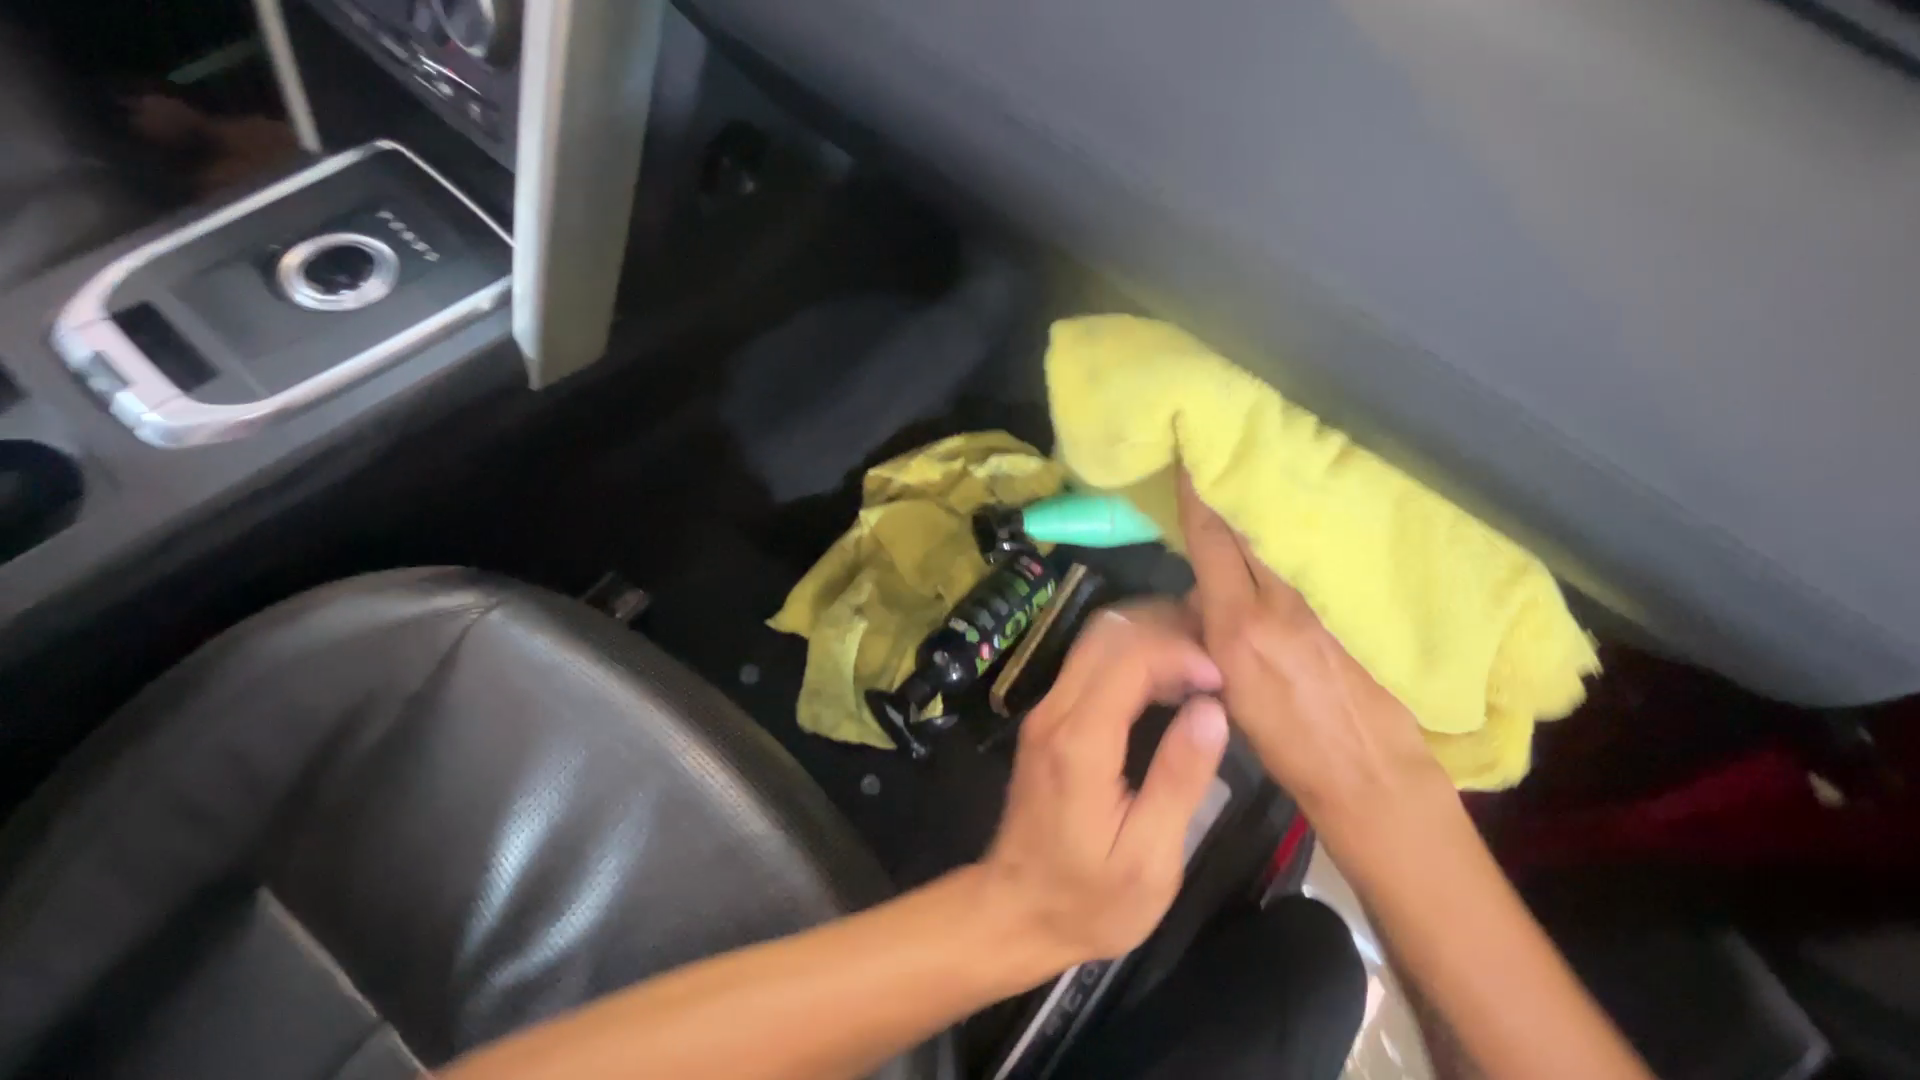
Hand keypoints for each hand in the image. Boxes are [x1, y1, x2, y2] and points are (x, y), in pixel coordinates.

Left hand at [979, 602, 1230, 966]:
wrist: (1015, 912)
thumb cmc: (1089, 898)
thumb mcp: (1148, 856)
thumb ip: (1178, 778)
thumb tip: (1211, 708)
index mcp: (1080, 741)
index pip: (1130, 657)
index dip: (1182, 654)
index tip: (1224, 681)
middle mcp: (1054, 713)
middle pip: (1108, 633)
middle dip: (1167, 631)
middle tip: (1217, 660)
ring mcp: (1045, 714)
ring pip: (1095, 642)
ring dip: (1150, 640)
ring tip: (1201, 667)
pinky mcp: (1047, 723)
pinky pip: (1089, 666)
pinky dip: (1132, 658)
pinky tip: (1169, 684)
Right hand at [1176, 472, 1448, 832]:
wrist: (1368, 772)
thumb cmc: (1285, 745)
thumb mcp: (1228, 691)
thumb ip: (1215, 634)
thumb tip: (1208, 597)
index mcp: (1238, 626)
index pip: (1213, 542)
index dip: (1199, 496)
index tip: (1191, 458)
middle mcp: (1280, 602)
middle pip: (1251, 526)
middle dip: (1234, 486)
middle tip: (1223, 449)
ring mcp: (1323, 601)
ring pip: (1288, 537)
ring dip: (1269, 506)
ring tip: (1257, 477)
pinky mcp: (1355, 608)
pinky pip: (1316, 559)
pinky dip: (1300, 537)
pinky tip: (1299, 522)